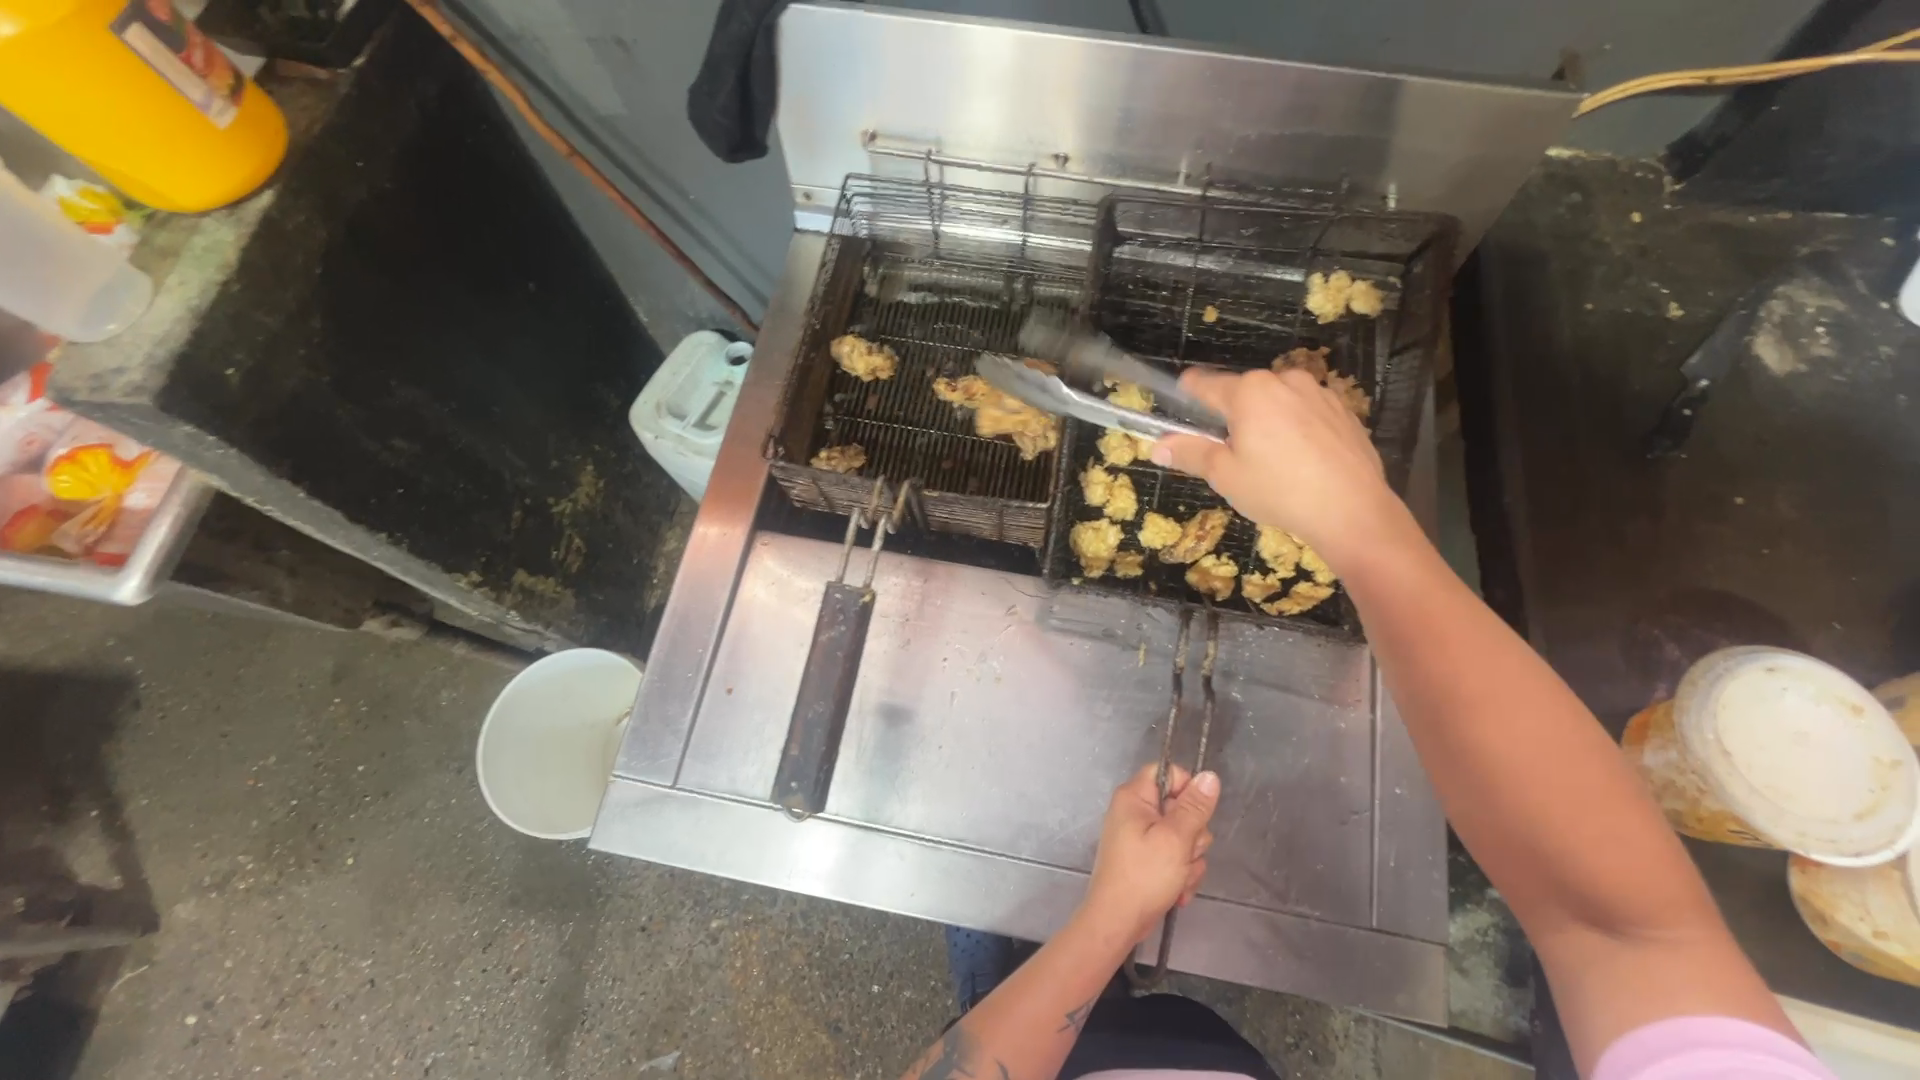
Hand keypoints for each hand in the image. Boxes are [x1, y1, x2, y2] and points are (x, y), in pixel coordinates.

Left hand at [1082, 765, 1219, 942]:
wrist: (1118, 921)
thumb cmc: (1143, 876)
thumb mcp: (1175, 838)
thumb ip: (1194, 807)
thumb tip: (1210, 776)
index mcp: (1134, 797)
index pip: (1168, 773)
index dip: (1187, 789)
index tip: (1195, 814)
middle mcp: (1135, 812)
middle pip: (1181, 808)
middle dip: (1192, 836)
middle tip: (1182, 853)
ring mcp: (1141, 837)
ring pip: (1184, 837)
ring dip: (1189, 861)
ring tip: (1177, 877)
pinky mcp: (1147, 859)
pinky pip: (1177, 857)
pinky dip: (1181, 874)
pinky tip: (1176, 890)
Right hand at [1154, 368, 1407, 564]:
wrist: (1352, 509)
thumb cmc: (1278, 490)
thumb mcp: (1225, 475)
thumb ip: (1190, 453)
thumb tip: (1157, 446)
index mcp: (1249, 392)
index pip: (1204, 383)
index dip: (1187, 395)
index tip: (1181, 409)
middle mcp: (1283, 381)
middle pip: (1243, 393)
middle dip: (1231, 416)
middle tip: (1230, 454)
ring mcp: (1318, 393)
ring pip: (1276, 402)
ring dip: (1265, 421)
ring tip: (1270, 461)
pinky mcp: (1343, 410)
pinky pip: (1305, 413)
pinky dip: (1295, 429)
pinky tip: (1300, 462)